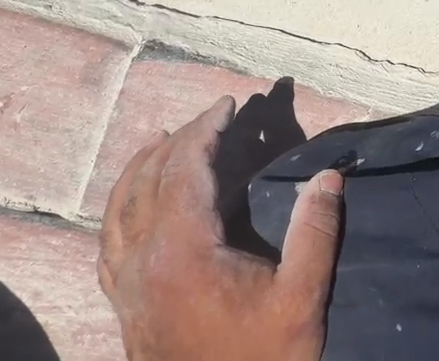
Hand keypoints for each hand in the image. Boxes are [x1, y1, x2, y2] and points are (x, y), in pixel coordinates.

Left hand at [100, 96, 343, 360]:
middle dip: (181, 139)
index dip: (206, 129)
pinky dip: (120, 209)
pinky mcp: (125, 306)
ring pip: (120, 210)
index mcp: (184, 251)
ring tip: (162, 139)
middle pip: (150, 181)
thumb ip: (316, 231)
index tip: (230, 103)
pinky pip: (109, 243)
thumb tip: (329, 176)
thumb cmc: (261, 358)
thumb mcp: (301, 296)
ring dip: (142, 167)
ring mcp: (128, 286)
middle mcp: (145, 262)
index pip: (186, 170)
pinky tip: (133, 205)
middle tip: (215, 116)